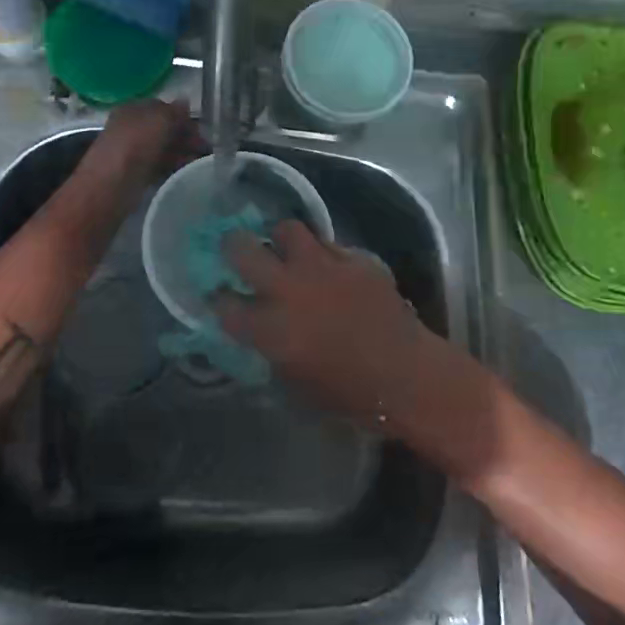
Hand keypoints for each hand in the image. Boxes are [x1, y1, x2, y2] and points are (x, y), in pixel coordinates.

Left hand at [87, 98, 195, 184]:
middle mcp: (130, 126)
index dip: (182, 115)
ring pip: (163, 146)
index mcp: (132, 108)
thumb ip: (175, 110)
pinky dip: (173, 164)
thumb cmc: (136, 143)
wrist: (112, 183)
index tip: (202, 127)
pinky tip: (187, 169)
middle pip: (163, 127)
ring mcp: (132, 150)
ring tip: (201, 159)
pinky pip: (159, 164)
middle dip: (185, 134)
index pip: (162, 107)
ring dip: (182, 150)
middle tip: (205, 146)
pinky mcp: (136, 171)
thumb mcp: (160, 119)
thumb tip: (185, 102)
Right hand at [214, 222, 435, 422]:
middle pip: (243, 249)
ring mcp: (323, 268)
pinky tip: (330, 268)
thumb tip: (261, 330)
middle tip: (239, 251)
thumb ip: (270, 350)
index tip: (222, 296)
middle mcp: (288, 290)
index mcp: (269, 328)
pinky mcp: (354, 259)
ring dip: (283, 239)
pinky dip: (324, 254)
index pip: (224, 302)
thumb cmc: (347, 394)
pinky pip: (330, 245)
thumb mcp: (294, 383)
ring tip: (288, 250)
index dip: (219, 297)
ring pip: (288, 230)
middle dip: (235, 246)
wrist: (405, 376)